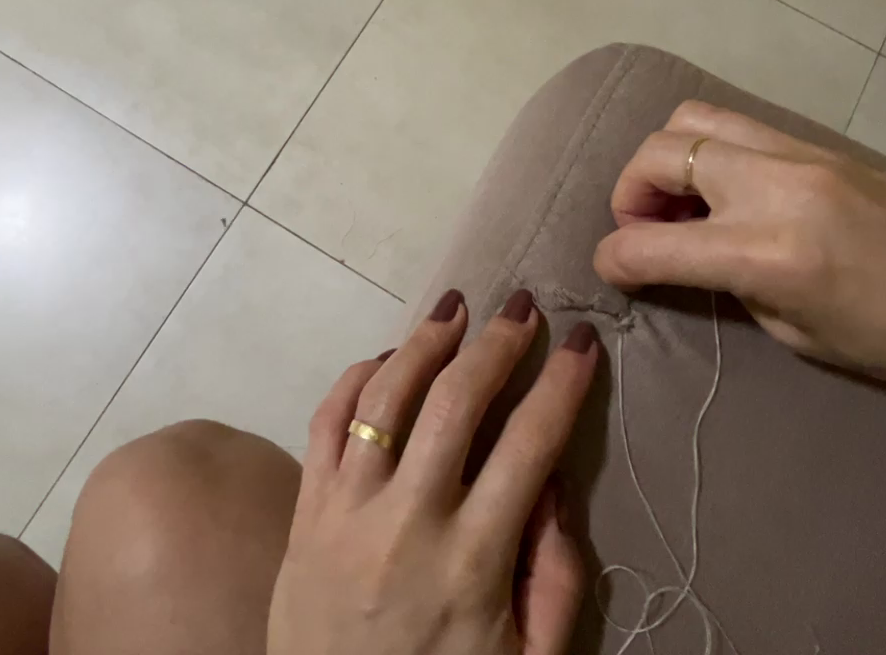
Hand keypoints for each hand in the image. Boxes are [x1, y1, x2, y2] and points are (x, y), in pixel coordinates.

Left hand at [268, 290, 600, 654]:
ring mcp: (347, 509)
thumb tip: (553, 484)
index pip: (529, 445)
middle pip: (454, 403)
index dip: (562, 385)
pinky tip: (385, 356)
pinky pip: (325, 422)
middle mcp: (408, 520)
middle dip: (496, 344)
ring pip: (385, 397)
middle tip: (523, 308)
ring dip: (425, 342)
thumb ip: (556, 578)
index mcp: (473, 561)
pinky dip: (355, 378)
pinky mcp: (305, 509)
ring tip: (456, 309)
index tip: (579, 342)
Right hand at [593, 100, 885, 415]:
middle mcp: (775, 187)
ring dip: (666, 159)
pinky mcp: (825, 142)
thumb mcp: (799, 335)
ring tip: (684, 201)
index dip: (613, 259)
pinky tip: (731, 190)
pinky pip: (738, 125)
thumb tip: (689, 255)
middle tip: (647, 230)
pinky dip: (709, 150)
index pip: (648, 244)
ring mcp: (803, 153)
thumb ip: (731, 283)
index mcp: (768, 253)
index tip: (610, 270)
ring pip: (692, 119)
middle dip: (628, 193)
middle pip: (658, 153)